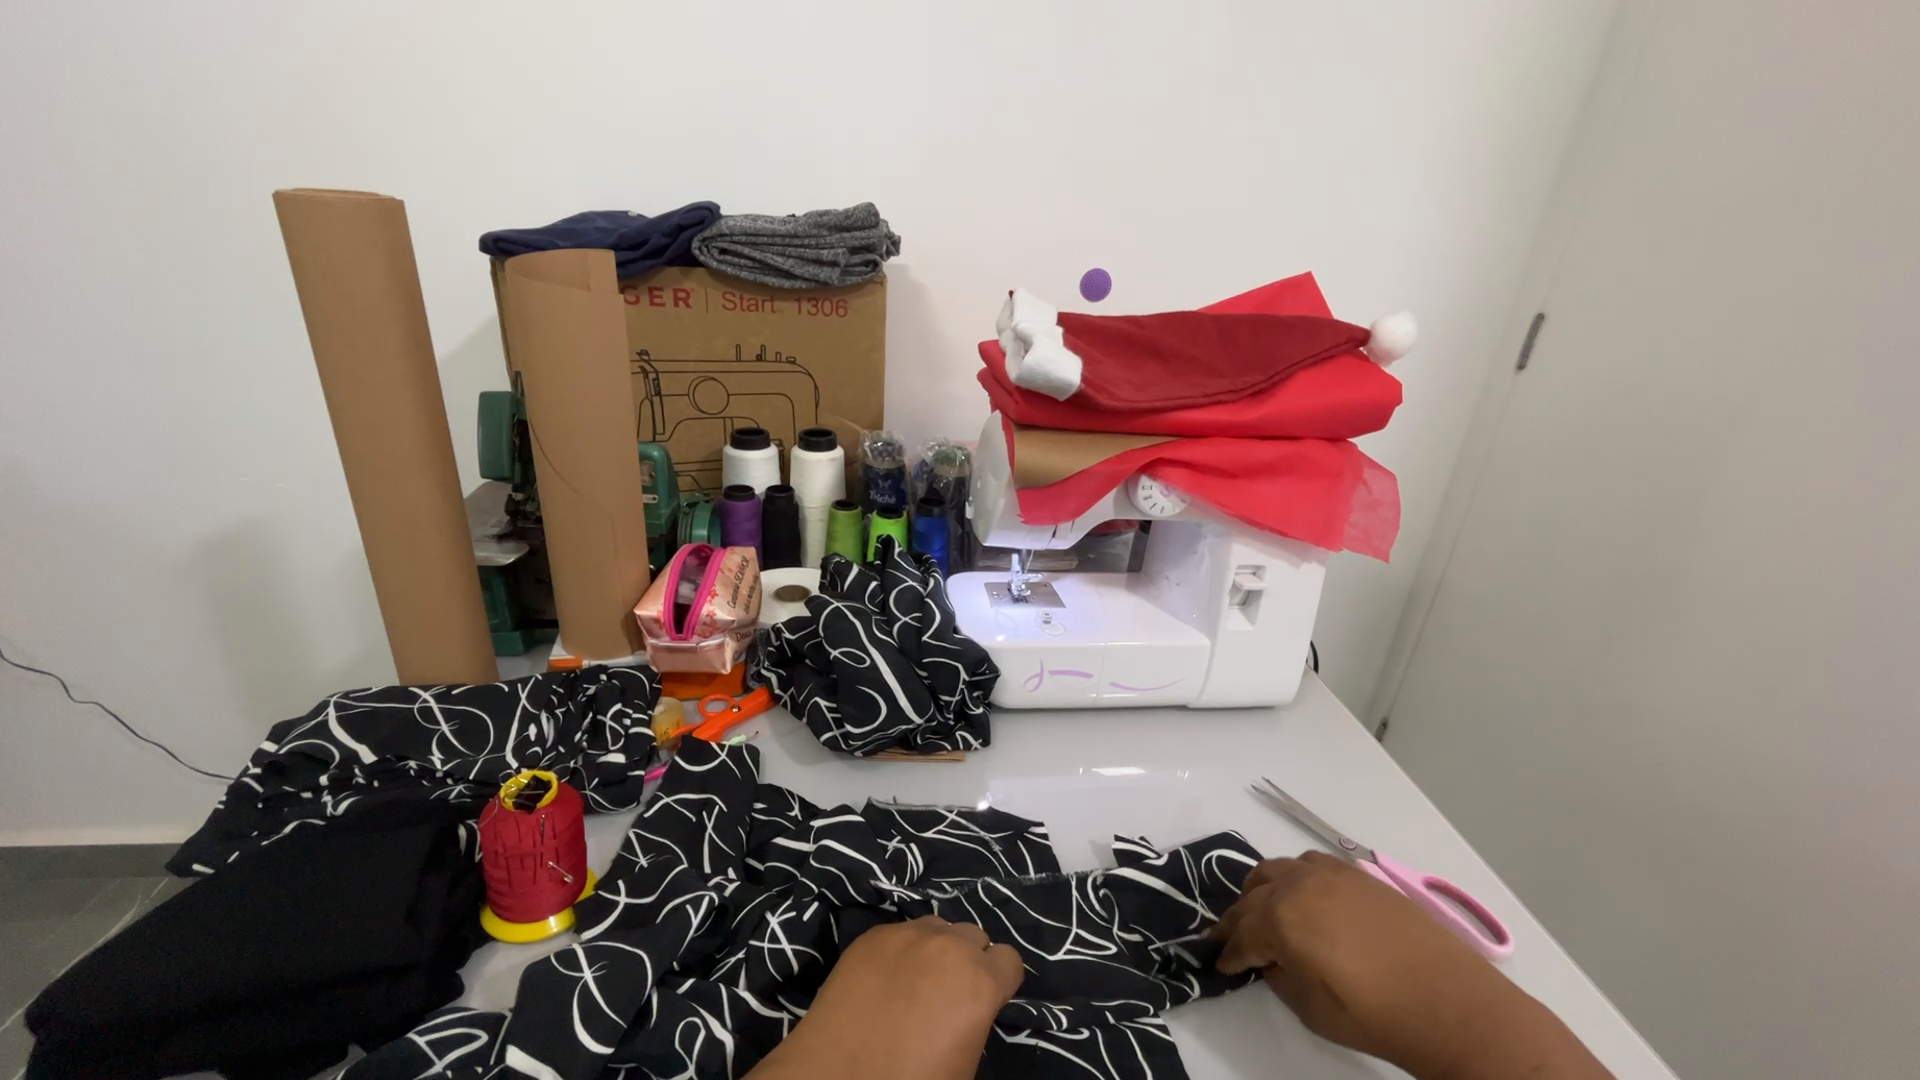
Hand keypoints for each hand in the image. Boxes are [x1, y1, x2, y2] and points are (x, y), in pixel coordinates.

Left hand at [748, 915, 1023, 1079]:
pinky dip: (901, 950)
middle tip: (949, 993)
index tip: (986, 1000)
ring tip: (917, 981)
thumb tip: (969, 1005)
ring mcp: (907, 934)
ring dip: (936, 949)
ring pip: (938, 927)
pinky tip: (884, 979)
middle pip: (974, 936)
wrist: (837, 1078)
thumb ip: (976, 1016)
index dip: (1000, 982)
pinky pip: (901, 932)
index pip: (1010, 959)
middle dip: (969, 960)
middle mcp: (949, 945)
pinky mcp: (873, 934)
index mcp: (980, 981)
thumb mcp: (963, 1062)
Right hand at [1213, 853, 1611, 1079]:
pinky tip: (1304, 900)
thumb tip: (1272, 960)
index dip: (1228, 953)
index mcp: (1281, 919)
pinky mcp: (1356, 874)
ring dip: (1262, 891)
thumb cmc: (1376, 1016)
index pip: (1241, 934)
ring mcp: (1329, 874)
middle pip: (1251, 895)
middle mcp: (1298, 885)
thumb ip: (1280, 977)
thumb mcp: (1311, 1010)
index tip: (1220, 964)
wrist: (1451, 1005)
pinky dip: (1295, 878)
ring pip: (1276, 870)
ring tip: (1263, 914)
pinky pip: (1309, 864)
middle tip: (1232, 941)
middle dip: (1238, 920)